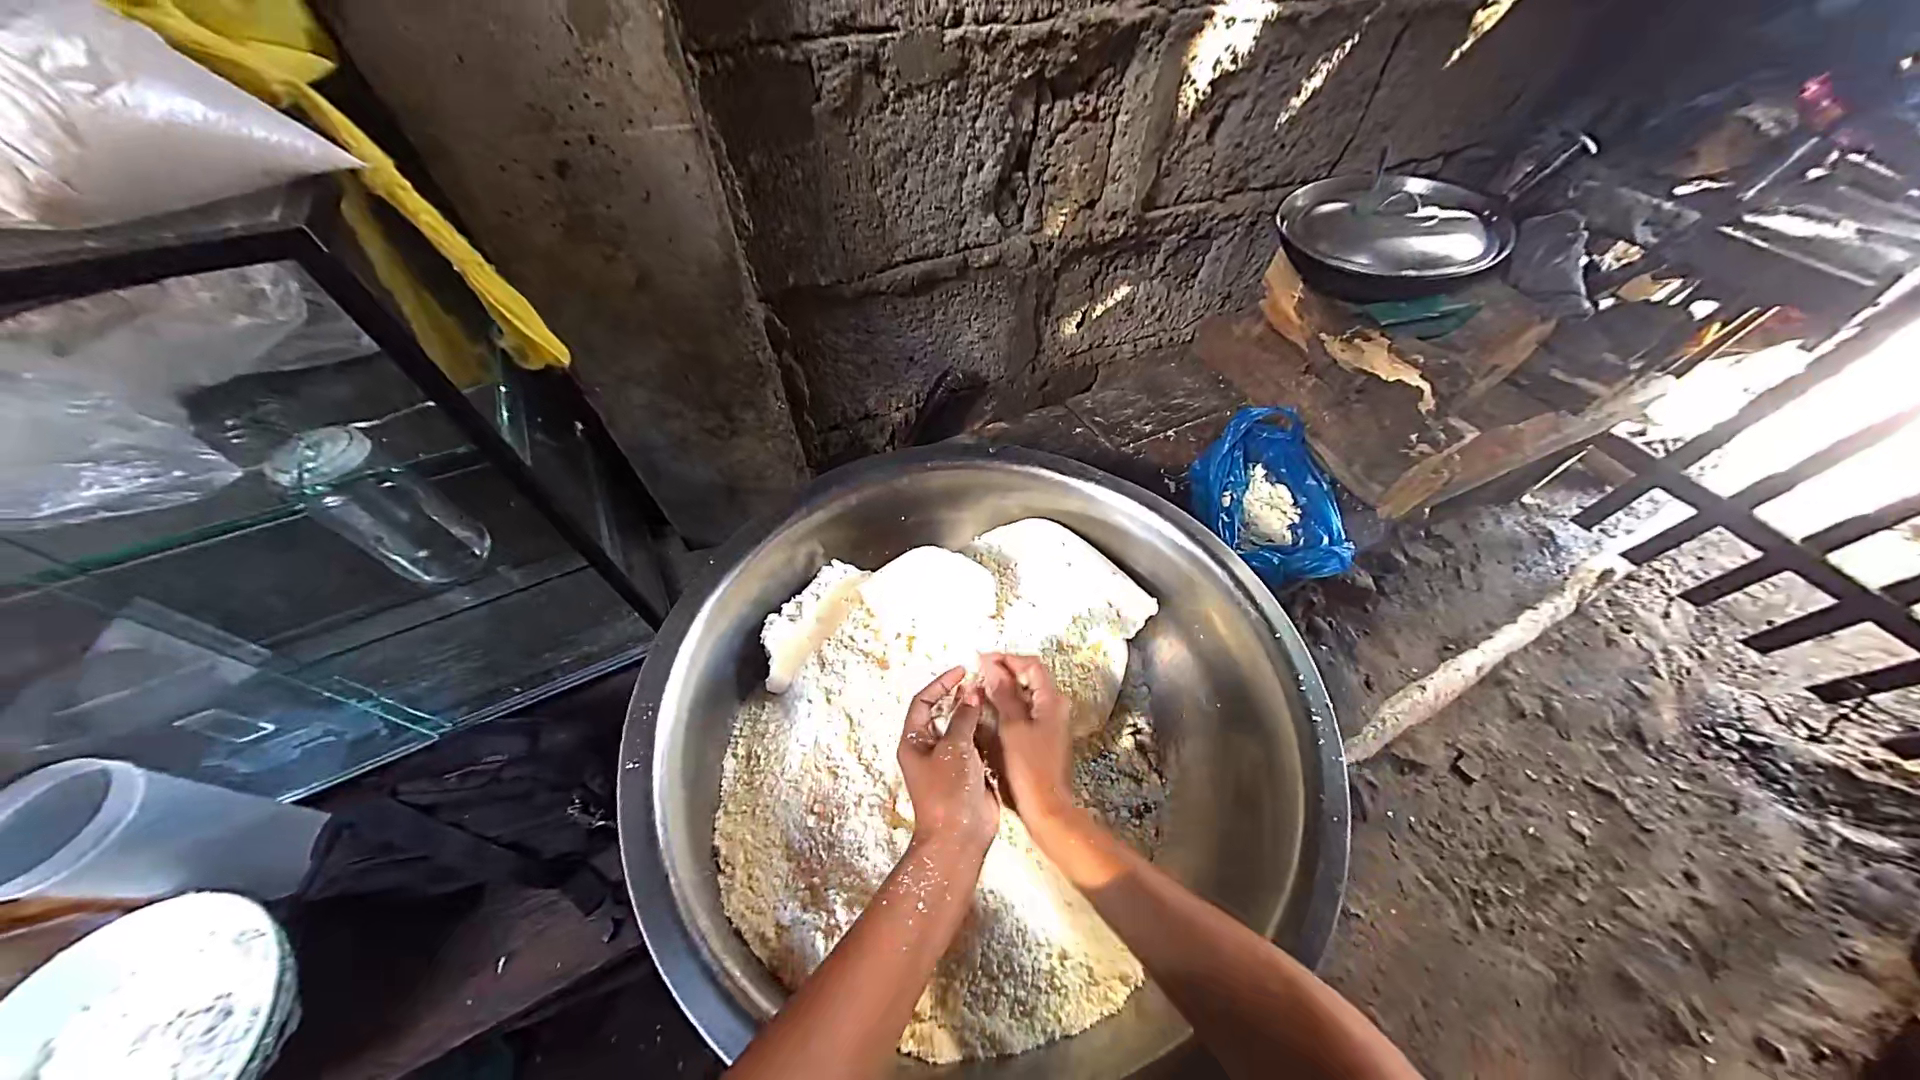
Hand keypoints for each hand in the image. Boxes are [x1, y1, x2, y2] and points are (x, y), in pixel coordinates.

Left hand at [898, 667, 998, 855]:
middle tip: (980, 681)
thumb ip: (963, 717)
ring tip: (991, 695)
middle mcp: (929, 747)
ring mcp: (949, 759)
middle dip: (960, 696)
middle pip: (942, 712)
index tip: (961, 671)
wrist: (959, 836)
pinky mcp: (968, 770)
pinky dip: (985, 729)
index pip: (924, 702)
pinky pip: (975, 743)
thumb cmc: (948, 791)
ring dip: (974, 711)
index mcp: (914, 740)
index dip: (941, 683)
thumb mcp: (954, 748)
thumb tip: (971, 692)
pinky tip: (998, 718)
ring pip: (961, 727)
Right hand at [979, 654, 1074, 825]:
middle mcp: (1055, 706)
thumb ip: (1003, 693)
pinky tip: (991, 710)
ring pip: (1027, 694)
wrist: (1047, 808)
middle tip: (978, 672)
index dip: (1006, 659)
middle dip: (1004, 671)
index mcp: (1051, 700)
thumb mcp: (1012, 726)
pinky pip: (1026, 710)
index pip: (1030, 665)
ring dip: (1005, 688)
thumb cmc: (1029, 767)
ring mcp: (1051, 721)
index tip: (981, 660)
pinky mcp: (1044, 735)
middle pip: (1030, 677)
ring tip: (980, 688)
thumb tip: (992, 666)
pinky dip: (1009, 705)